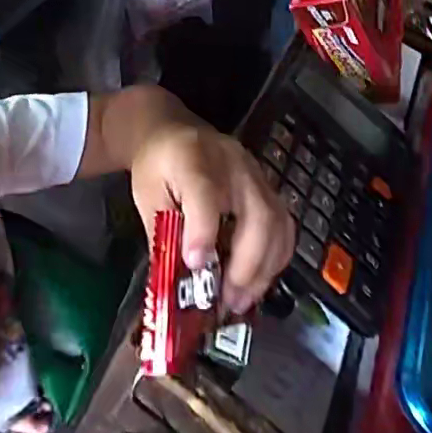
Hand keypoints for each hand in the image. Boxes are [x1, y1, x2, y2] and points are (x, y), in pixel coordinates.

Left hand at [129, 119, 294, 313]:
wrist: (177, 132)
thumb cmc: (158, 166)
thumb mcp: (147, 196)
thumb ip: (163, 235)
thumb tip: (180, 284)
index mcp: (193, 161)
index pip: (205, 193)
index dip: (203, 231)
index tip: (195, 266)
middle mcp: (233, 164)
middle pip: (256, 212)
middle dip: (247, 264)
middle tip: (227, 301)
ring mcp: (256, 174)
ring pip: (277, 221)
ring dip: (264, 267)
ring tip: (242, 299)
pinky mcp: (267, 186)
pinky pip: (284, 223)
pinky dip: (276, 256)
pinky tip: (258, 279)